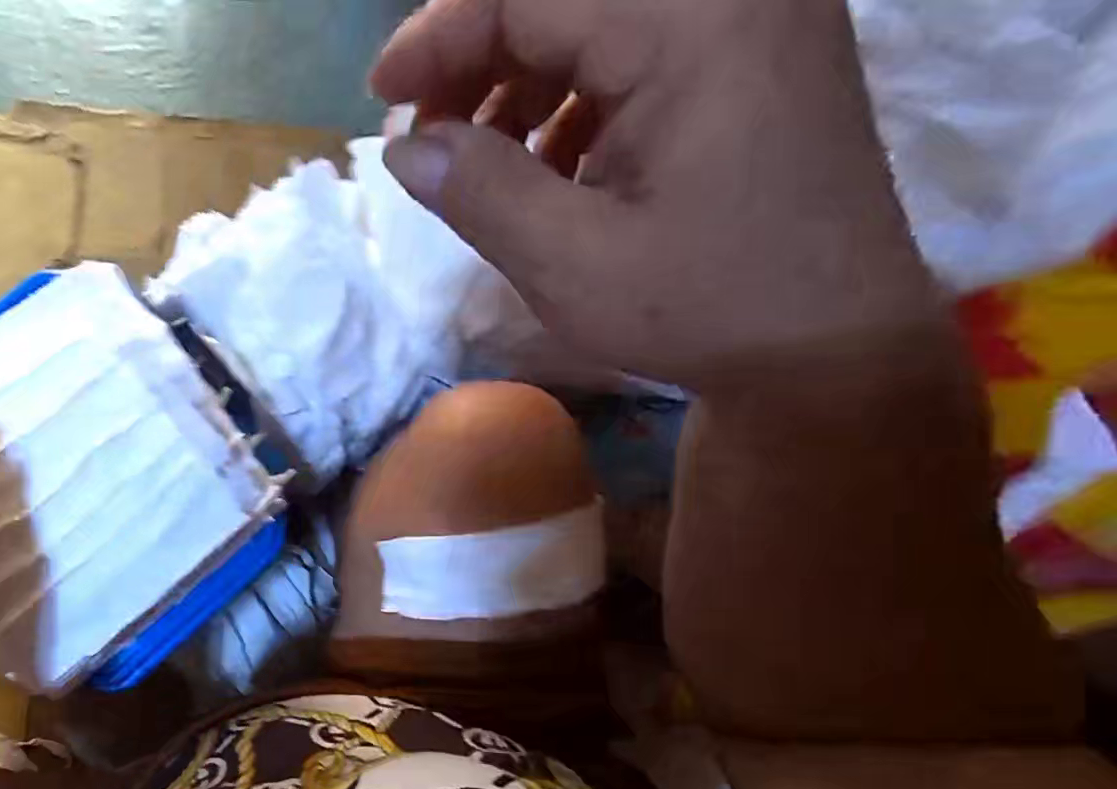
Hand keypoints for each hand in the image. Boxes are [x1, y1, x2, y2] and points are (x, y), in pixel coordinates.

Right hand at [373, 0, 950, 393]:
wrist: (822, 342)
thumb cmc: (698, 305)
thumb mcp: (567, 261)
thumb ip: (478, 192)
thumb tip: (401, 148)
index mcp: (695, 23)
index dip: (441, 34)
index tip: (380, 95)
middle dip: (473, 54)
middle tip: (423, 132)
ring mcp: (745, 21)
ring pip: (591, 18)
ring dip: (513, 79)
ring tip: (474, 158)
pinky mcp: (742, 60)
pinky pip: (628, 50)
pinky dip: (563, 97)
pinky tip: (541, 164)